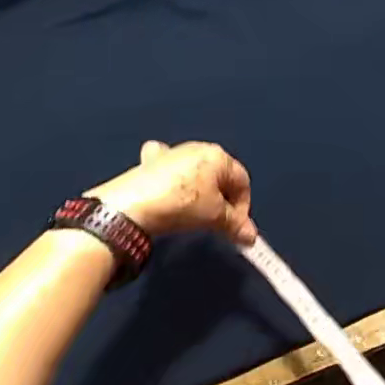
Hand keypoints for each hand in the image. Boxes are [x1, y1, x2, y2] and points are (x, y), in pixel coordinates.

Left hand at [87, 141, 256, 243]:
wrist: (134, 203)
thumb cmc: (182, 204)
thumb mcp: (214, 217)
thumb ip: (235, 224)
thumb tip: (250, 236)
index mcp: (218, 155)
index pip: (242, 181)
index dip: (243, 207)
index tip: (236, 228)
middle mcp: (197, 148)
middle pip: (219, 176)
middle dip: (222, 200)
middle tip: (217, 224)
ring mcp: (172, 152)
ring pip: (196, 172)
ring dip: (200, 192)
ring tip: (193, 214)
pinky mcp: (151, 162)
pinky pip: (169, 167)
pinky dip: (173, 178)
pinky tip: (168, 190)